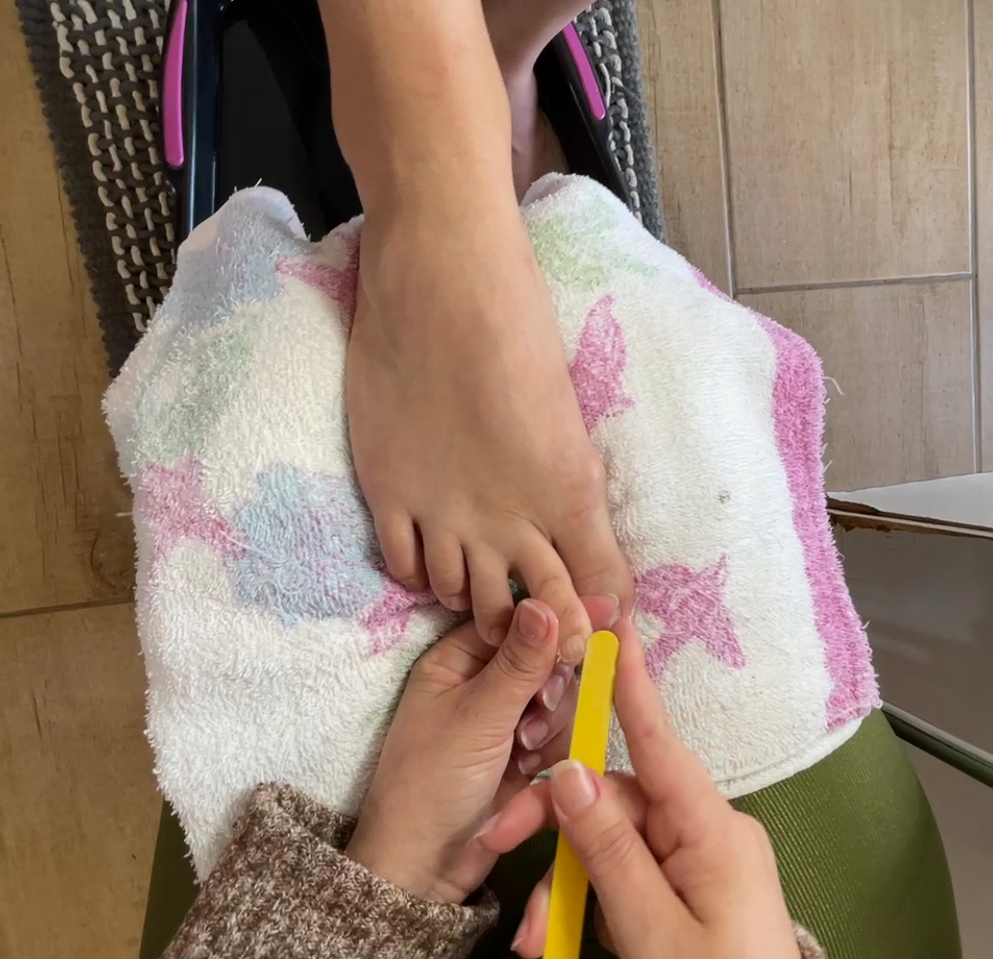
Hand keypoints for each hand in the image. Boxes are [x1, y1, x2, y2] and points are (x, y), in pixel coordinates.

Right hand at [346, 201, 634, 664]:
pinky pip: (407, 569)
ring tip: (480, 595)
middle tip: (539, 643)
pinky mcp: (390, 495)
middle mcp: (509, 520)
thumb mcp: (566, 413)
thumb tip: (575, 528)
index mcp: (569, 495)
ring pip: (464, 598)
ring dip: (477, 604)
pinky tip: (428, 560)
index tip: (597, 636)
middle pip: (535, 613)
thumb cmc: (519, 328)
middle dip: (544, 639)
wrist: (441, 282)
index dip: (602, 626)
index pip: (599, 590)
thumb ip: (571, 484)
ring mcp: (444, 512)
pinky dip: (420, 575)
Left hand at [346, 595, 616, 902]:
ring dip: (551, 723)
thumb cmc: (434, 781)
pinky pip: (558, 734)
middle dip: (550, 686)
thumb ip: (520, 661)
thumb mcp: (478, 716)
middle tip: (539, 710)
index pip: (516, 620)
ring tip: (525, 751)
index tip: (602, 612)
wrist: (423, 869)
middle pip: (546, 659)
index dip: (556, 619)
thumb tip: (546, 601)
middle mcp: (482, 682)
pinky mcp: (522, 754)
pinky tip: (530, 772)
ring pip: (558, 699)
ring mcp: (504, 720)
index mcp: (457, 659)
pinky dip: (552, 750)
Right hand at [480, 630, 809, 958]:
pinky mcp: (680, 888)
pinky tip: (560, 943)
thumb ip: (606, 848)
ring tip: (536, 944)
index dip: (629, 685)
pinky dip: (586, 902)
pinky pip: (622, 875)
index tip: (611, 631)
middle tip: (494, 852)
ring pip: (607, 843)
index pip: (658, 740)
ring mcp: (690, 860)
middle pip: (611, 802)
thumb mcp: (651, 933)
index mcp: (709, 827)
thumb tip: (568, 773)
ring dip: (564, 885)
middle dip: (554, 831)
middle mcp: (700, 829)